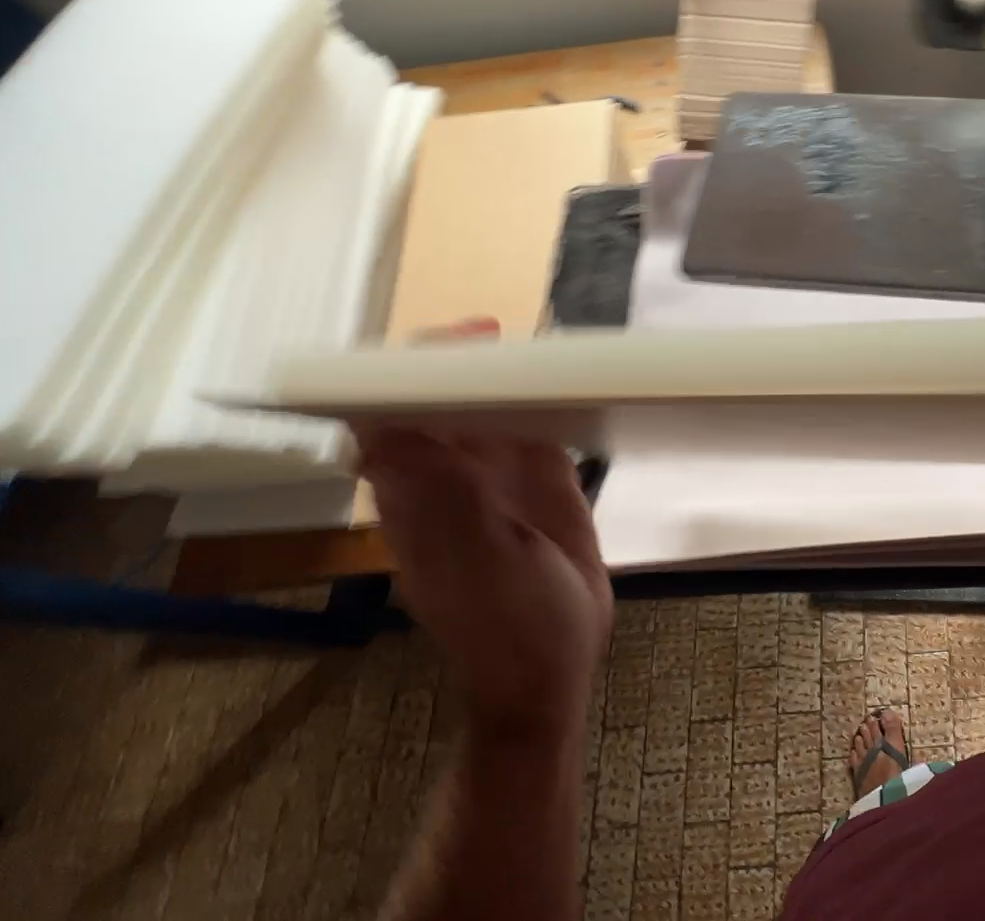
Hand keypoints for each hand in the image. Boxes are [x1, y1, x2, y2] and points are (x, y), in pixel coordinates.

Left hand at [354, 326, 611, 736]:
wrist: (552, 667)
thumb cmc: (510, 622)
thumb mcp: (481, 562)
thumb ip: (449, 498)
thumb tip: (398, 430)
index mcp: (416, 492)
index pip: (387, 413)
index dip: (409, 371)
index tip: (455, 346)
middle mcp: (451, 475)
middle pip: (441, 400)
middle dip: (465, 362)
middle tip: (510, 335)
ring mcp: (499, 479)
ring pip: (493, 408)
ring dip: (514, 376)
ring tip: (551, 351)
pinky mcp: (544, 485)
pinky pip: (540, 429)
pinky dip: (553, 402)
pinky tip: (578, 387)